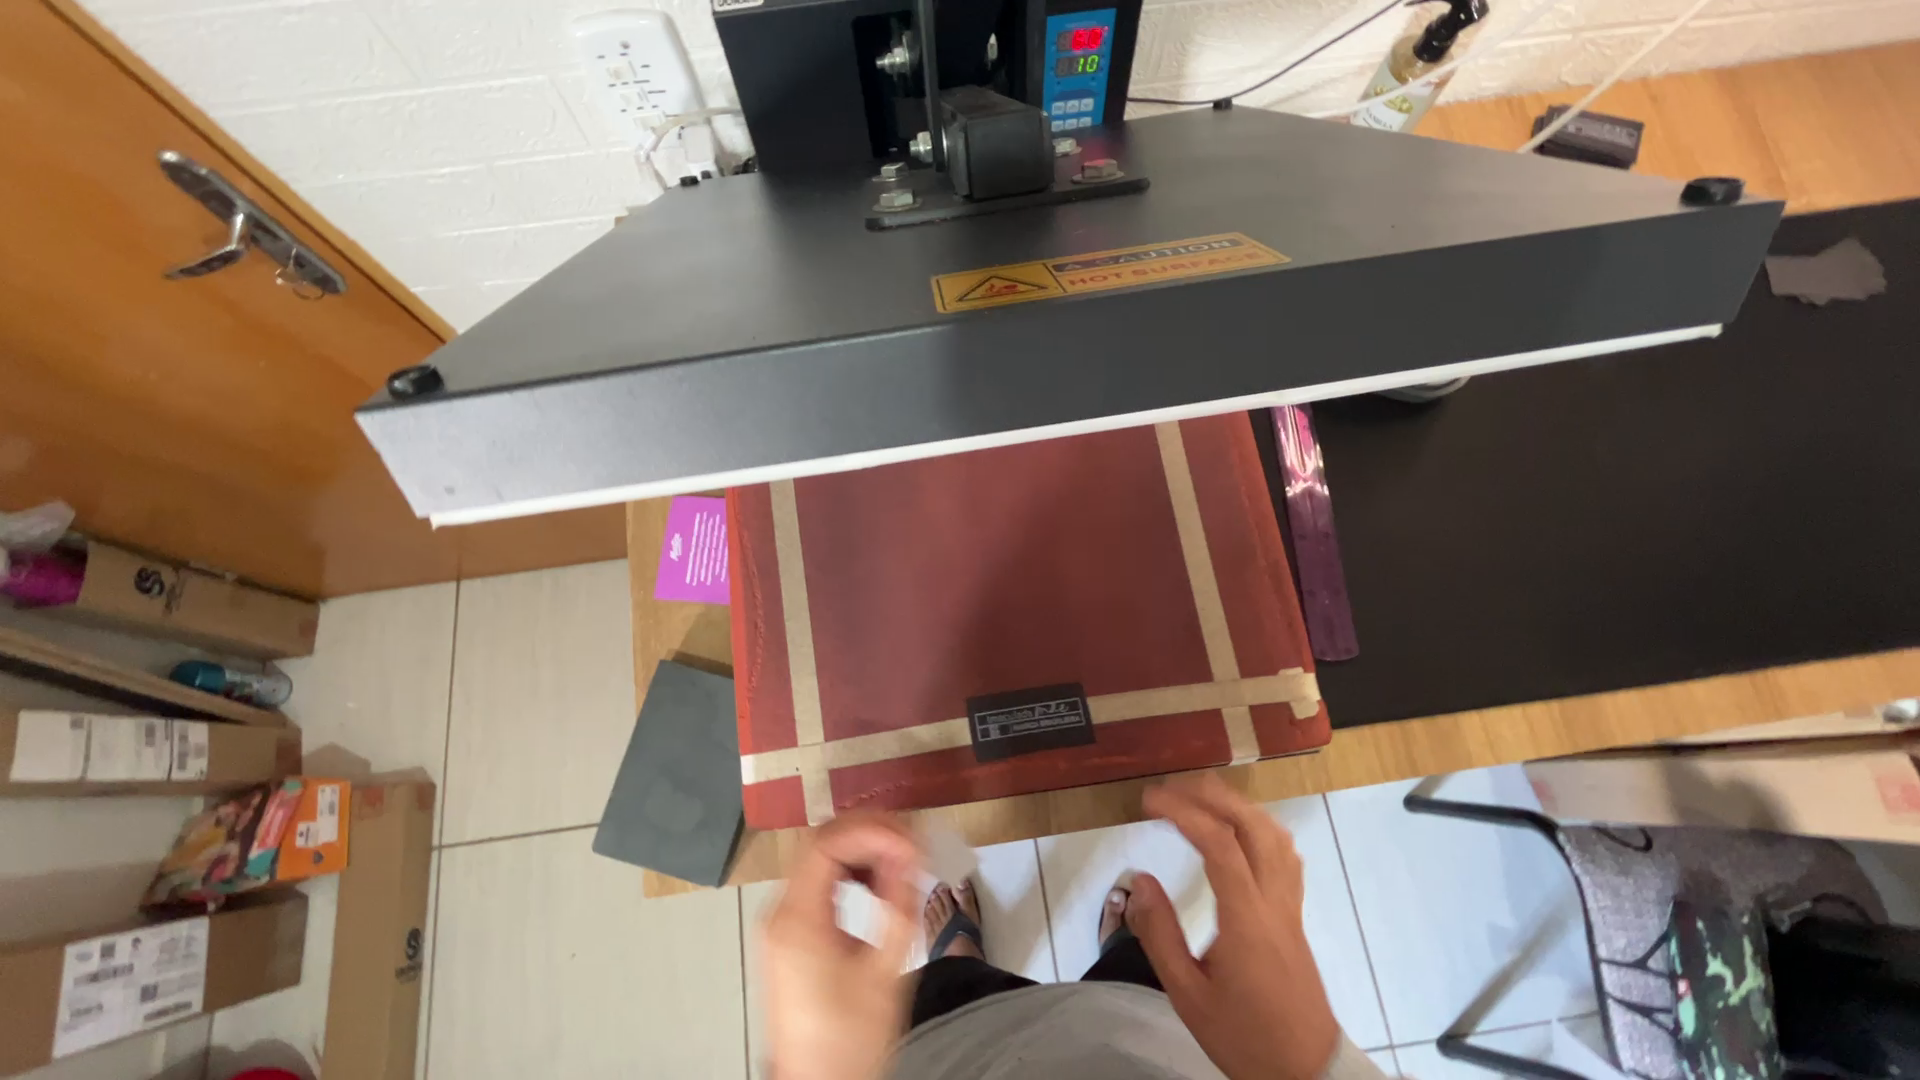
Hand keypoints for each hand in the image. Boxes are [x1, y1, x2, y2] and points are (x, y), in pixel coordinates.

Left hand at [763, 811, 921, 1079]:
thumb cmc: (850, 1039)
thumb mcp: (885, 971)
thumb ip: (899, 903)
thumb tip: (912, 853)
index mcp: (797, 919)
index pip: (828, 843)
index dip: (872, 831)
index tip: (909, 840)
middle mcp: (781, 912)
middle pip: (822, 843)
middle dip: (870, 833)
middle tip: (911, 839)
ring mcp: (782, 921)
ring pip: (821, 857)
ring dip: (863, 849)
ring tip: (903, 858)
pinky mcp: (791, 931)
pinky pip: (820, 881)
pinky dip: (851, 870)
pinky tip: (880, 880)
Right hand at [1128, 775, 1341, 1079]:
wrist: (1307, 1073)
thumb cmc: (1243, 1037)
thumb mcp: (1187, 995)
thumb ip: (1159, 934)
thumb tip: (1139, 879)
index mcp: (1246, 918)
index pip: (1219, 844)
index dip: (1183, 812)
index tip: (1148, 801)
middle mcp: (1274, 902)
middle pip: (1253, 827)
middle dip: (1212, 796)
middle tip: (1173, 789)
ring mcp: (1291, 908)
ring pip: (1275, 837)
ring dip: (1238, 806)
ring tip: (1202, 798)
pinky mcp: (1296, 918)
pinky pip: (1285, 857)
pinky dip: (1260, 829)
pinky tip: (1241, 831)